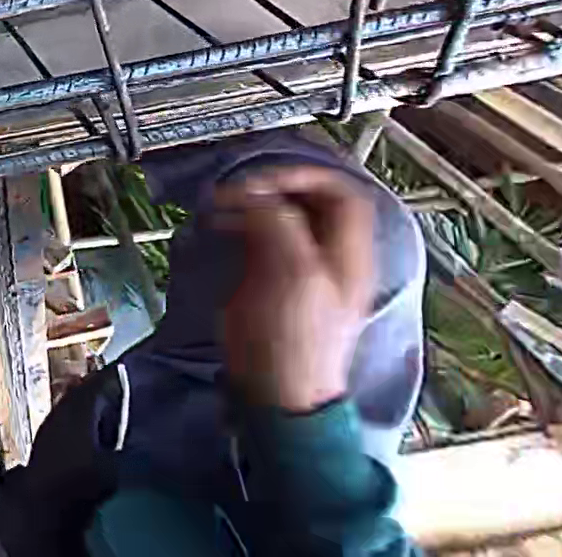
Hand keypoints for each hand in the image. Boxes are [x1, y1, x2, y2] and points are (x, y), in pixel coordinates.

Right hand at [215, 164, 375, 412]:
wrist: (274, 384)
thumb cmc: (292, 336)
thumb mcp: (293, 275)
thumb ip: (278, 226)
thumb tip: (254, 194)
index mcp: (346, 253)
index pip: (342, 194)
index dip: (306, 177)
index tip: (262, 181)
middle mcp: (324, 251)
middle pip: (308, 198)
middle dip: (270, 185)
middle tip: (235, 189)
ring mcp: (295, 260)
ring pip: (278, 212)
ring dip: (247, 201)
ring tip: (217, 204)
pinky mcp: (266, 270)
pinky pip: (255, 230)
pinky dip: (235, 219)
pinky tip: (214, 223)